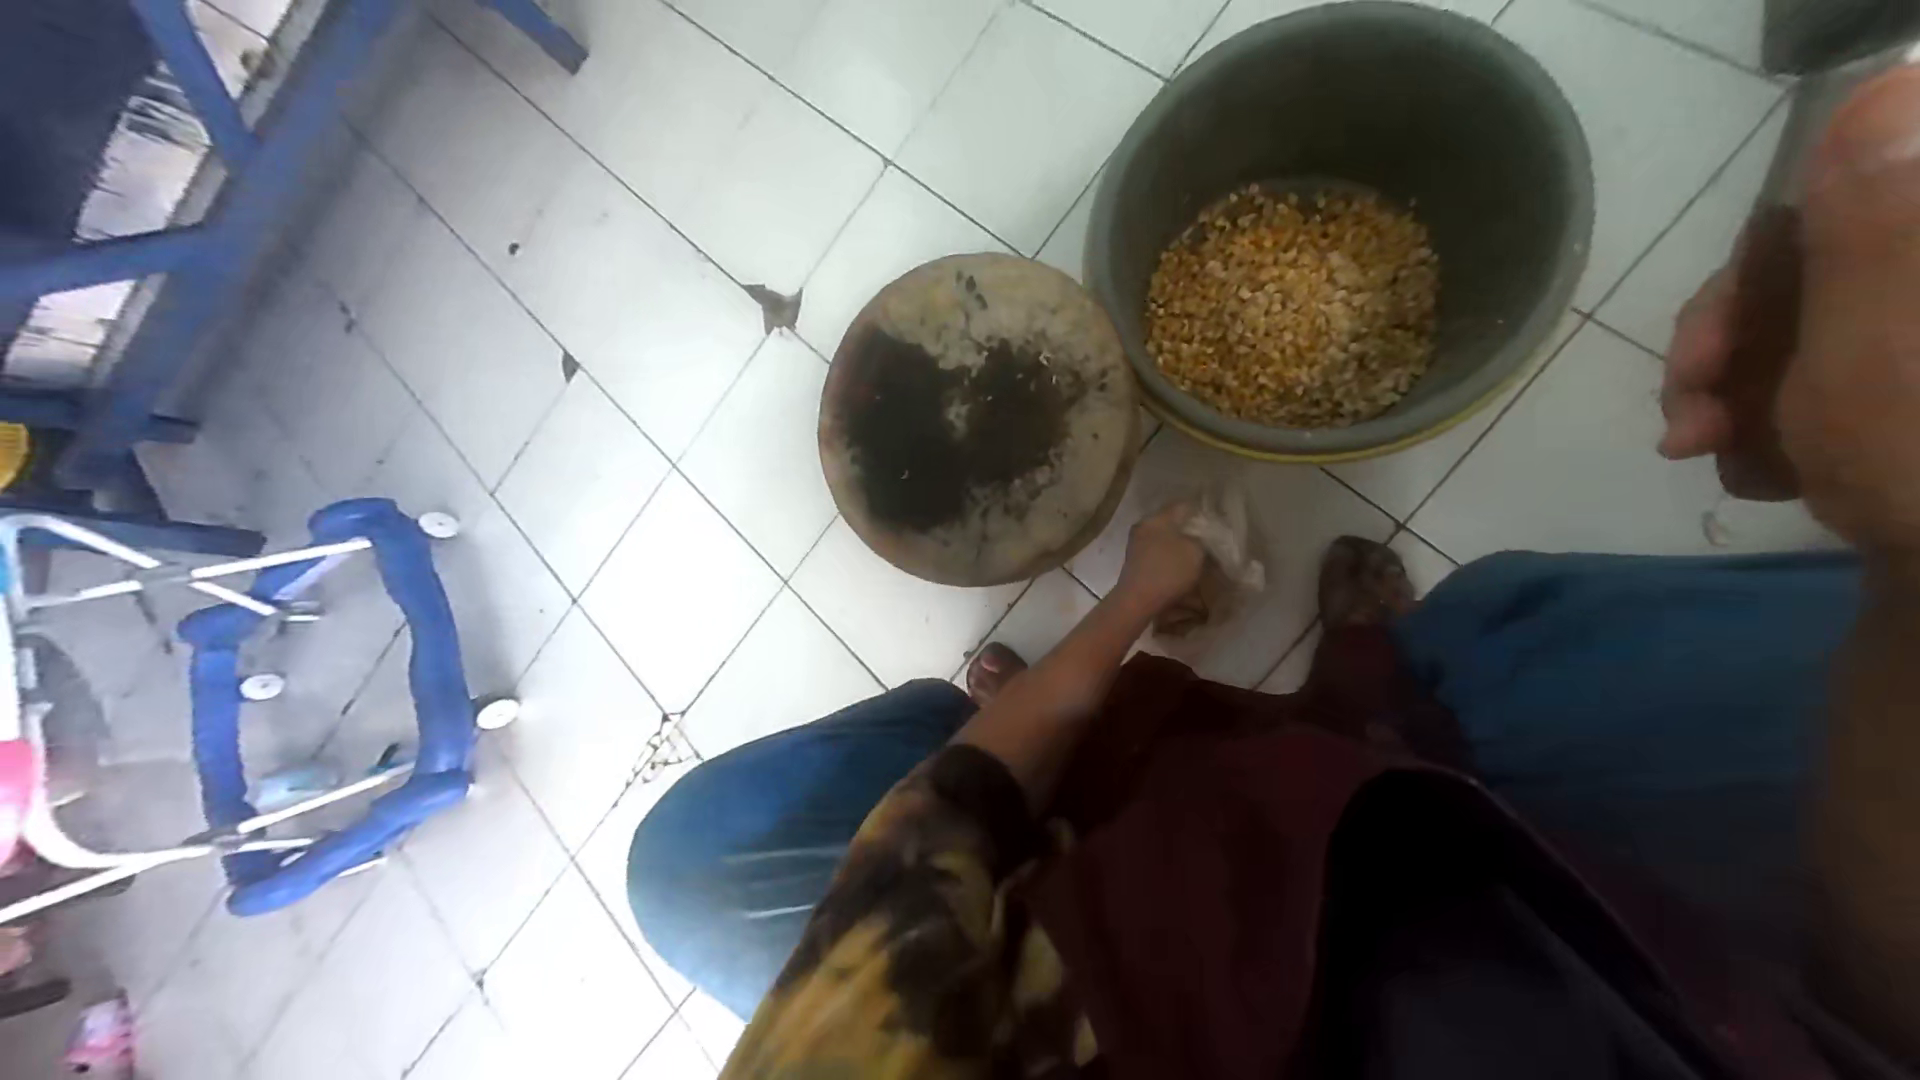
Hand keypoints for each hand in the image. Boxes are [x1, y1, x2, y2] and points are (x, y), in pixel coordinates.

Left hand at [1112, 501, 1207, 616]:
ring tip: (1197, 556)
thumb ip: (1201, 539)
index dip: (1200, 512)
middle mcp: (1143, 528)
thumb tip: (1199, 538)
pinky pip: (1158, 555)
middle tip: (1207, 541)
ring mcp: (1136, 546)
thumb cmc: (1168, 570)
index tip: (1214, 522)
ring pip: (1164, 540)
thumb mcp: (1196, 550)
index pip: (1181, 506)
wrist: (1137, 600)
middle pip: (1171, 524)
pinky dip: (1170, 559)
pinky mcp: (1136, 564)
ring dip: (1180, 547)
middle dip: (1189, 531)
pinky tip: (1182, 569)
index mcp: (1156, 519)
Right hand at [1663, 67, 1919, 567]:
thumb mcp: (1881, 346)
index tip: (1704, 361)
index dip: (1742, 288)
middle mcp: (1911, 288)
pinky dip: (1754, 421)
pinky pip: (1795, 378)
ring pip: (1782, 338)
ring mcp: (1904, 335)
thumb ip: (1873, 230)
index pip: (1830, 220)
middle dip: (1716, 360)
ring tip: (1711, 454)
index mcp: (1919, 261)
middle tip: (1687, 424)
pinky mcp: (1891, 378)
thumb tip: (1884, 86)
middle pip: (1795, 286)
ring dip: (1719, 400)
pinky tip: (1755, 462)